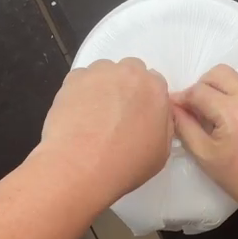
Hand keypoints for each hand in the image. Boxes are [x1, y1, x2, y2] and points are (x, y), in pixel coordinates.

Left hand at [36, 58, 172, 206]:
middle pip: (131, 70)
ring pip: (104, 71)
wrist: (80, 167)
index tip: (138, 114)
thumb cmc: (125, 164)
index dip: (146, 99)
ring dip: (103, 86)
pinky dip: (80, 92)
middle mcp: (129, 74)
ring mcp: (100, 73)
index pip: (155, 83)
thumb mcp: (161, 151)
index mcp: (155, 89)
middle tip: (117, 112)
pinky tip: (78, 114)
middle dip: (126, 86)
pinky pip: (81, 79)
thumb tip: (156, 117)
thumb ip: (163, 125)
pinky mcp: (74, 79)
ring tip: (94, 114)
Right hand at [171, 65, 237, 216]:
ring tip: (219, 118)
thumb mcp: (205, 157)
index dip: (183, 97)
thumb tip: (172, 107)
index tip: (176, 106)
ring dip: (223, 93)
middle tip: (197, 107)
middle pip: (220, 73)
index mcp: (232, 113)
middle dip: (203, 85)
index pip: (199, 91)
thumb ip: (185, 127)